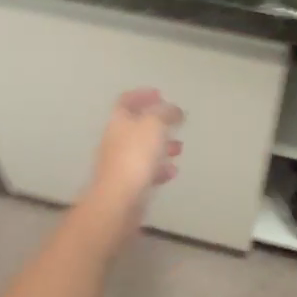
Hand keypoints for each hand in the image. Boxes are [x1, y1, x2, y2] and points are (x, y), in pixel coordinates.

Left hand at [79, 88, 183, 240]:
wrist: (118, 202)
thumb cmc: (135, 157)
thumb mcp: (154, 125)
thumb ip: (165, 113)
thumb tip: (173, 108)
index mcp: (119, 120)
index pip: (127, 100)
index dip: (142, 95)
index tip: (160, 94)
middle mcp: (116, 139)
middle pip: (136, 125)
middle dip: (157, 122)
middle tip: (175, 122)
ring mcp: (120, 163)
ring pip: (143, 148)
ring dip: (161, 145)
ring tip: (180, 148)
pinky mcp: (128, 185)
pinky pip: (146, 171)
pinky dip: (160, 168)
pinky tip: (172, 172)